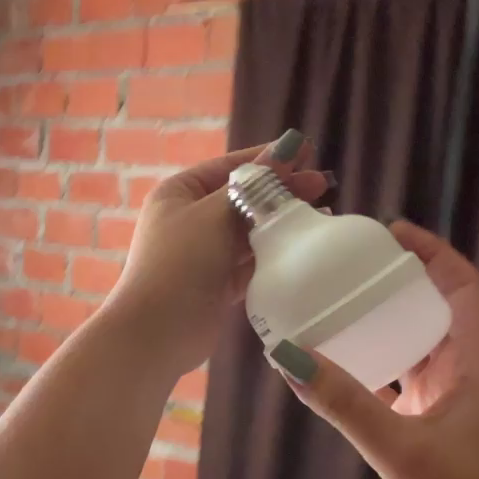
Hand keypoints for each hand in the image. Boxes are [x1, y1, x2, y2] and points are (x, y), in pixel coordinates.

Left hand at [102, 130, 327, 378]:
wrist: (156, 331)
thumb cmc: (180, 261)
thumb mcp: (214, 214)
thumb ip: (253, 185)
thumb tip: (287, 148)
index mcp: (179, 193)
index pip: (229, 167)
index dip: (268, 160)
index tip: (306, 152)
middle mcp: (190, 219)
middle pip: (243, 199)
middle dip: (280, 192)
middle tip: (321, 185)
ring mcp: (204, 253)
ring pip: (249, 232)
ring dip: (280, 224)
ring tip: (321, 215)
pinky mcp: (218, 284)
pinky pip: (251, 262)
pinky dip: (274, 254)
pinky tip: (302, 247)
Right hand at [265, 223, 478, 478]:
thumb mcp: (402, 451)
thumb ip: (346, 404)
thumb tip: (289, 357)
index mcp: (477, 368)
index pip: (465, 291)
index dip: (436, 254)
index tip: (392, 233)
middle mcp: (465, 378)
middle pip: (437, 310)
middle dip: (401, 280)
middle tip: (350, 263)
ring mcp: (447, 406)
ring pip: (415, 346)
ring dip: (384, 322)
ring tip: (337, 302)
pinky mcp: (427, 432)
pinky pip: (397, 382)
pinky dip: (371, 366)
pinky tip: (334, 364)